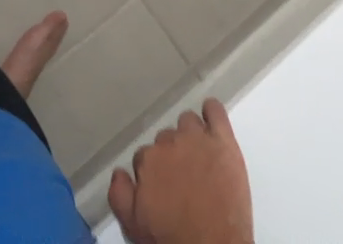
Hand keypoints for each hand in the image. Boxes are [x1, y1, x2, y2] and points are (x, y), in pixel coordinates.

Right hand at [109, 99, 254, 243]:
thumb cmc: (172, 237)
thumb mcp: (133, 224)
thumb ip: (119, 194)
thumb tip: (119, 172)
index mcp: (148, 160)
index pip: (145, 155)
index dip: (153, 171)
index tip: (162, 185)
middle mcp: (171, 142)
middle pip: (167, 137)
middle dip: (172, 153)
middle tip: (182, 175)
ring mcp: (199, 138)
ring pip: (188, 121)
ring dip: (190, 134)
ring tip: (198, 156)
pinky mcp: (223, 140)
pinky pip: (215, 110)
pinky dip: (212, 111)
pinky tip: (211, 119)